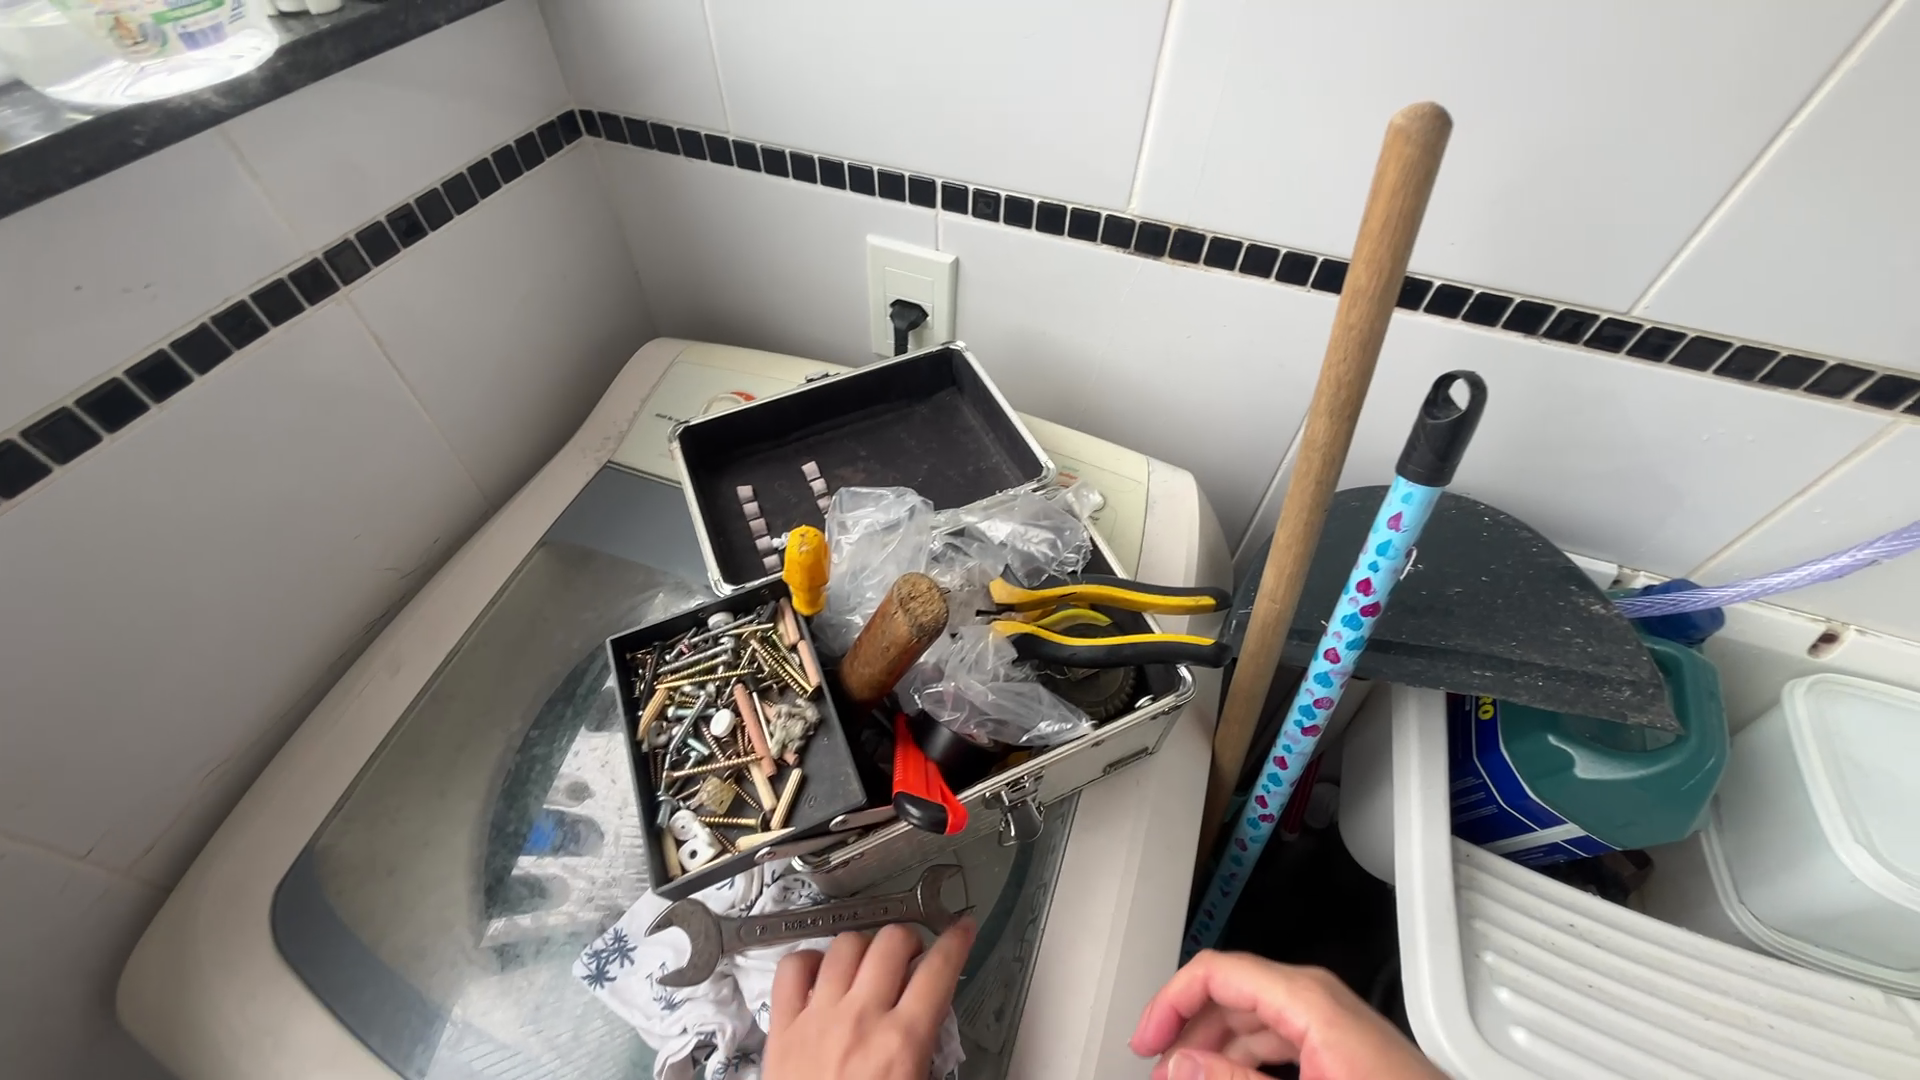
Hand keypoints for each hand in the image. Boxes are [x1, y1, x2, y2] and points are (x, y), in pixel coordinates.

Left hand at [763, 919, 974, 1079]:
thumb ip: (930, 1054)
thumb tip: (935, 1023)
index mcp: (902, 1044)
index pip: (939, 968)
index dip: (956, 940)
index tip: (961, 929)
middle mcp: (862, 1019)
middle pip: (892, 941)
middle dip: (909, 942)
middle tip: (912, 960)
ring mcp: (818, 1017)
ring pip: (846, 944)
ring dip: (864, 948)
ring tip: (869, 966)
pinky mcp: (782, 1027)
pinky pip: (792, 967)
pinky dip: (808, 961)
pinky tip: (821, 975)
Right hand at [1131, 951, 1442, 1079]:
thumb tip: (1179, 1064)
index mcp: (1305, 997)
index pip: (1215, 972)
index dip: (1170, 1001)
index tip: (1146, 1042)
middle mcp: (1314, 997)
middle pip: (1229, 995)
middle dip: (1189, 1033)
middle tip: (1162, 1074)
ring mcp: (1329, 1021)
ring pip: (1251, 1021)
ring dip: (1214, 1051)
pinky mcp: (1340, 1048)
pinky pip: (1276, 1042)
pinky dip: (1246, 1062)